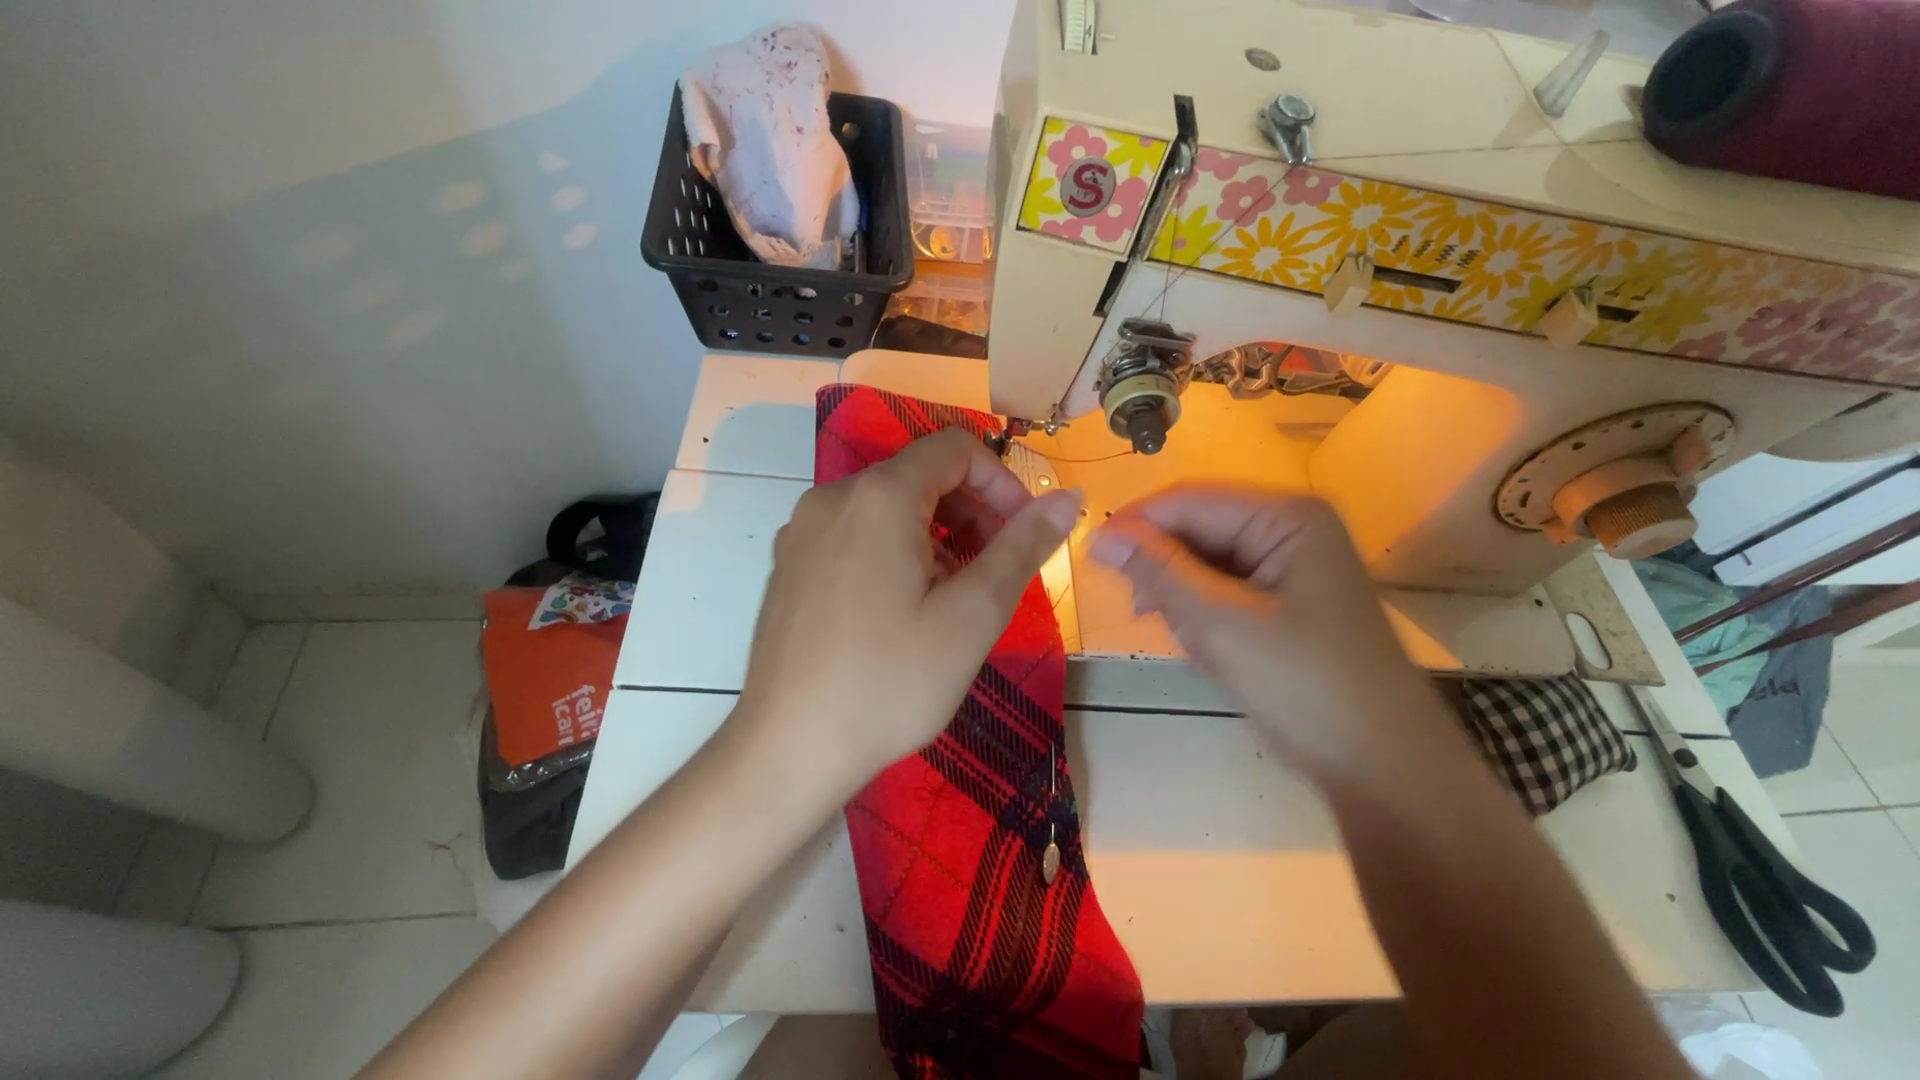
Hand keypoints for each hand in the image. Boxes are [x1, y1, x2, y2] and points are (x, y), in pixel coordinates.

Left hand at [736, 428, 1080, 796]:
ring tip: (954, 598)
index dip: (1003, 483)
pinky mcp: (788, 567)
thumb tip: (1067, 498)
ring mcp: (801, 532)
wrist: (788, 749)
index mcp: (878, 496)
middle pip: (919, 475)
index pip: (955, 449)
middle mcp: (832, 498)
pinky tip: (905, 611)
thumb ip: (1022, 547)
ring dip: (935, 535)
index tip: (1024, 536)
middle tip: (997, 572)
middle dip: (971, 511)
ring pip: (886, 508)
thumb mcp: (972, 615)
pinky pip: (854, 535)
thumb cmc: (889, 683)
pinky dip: (894, 552)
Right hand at [1089, 484, 1445, 778]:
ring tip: (1196, 645)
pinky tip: (1213, 654)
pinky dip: (1208, 619)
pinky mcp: (1289, 603)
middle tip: (1146, 614)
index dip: (1136, 524)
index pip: (1191, 500)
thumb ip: (1159, 572)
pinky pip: (1227, 593)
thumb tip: (1099, 535)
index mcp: (1287, 517)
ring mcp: (1293, 567)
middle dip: (1168, 571)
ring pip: (1207, 565)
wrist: (1383, 764)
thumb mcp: (1221, 624)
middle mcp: (1292, 529)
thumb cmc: (1304, 685)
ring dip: (1187, 601)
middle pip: (1199, 530)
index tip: (1088, 556)